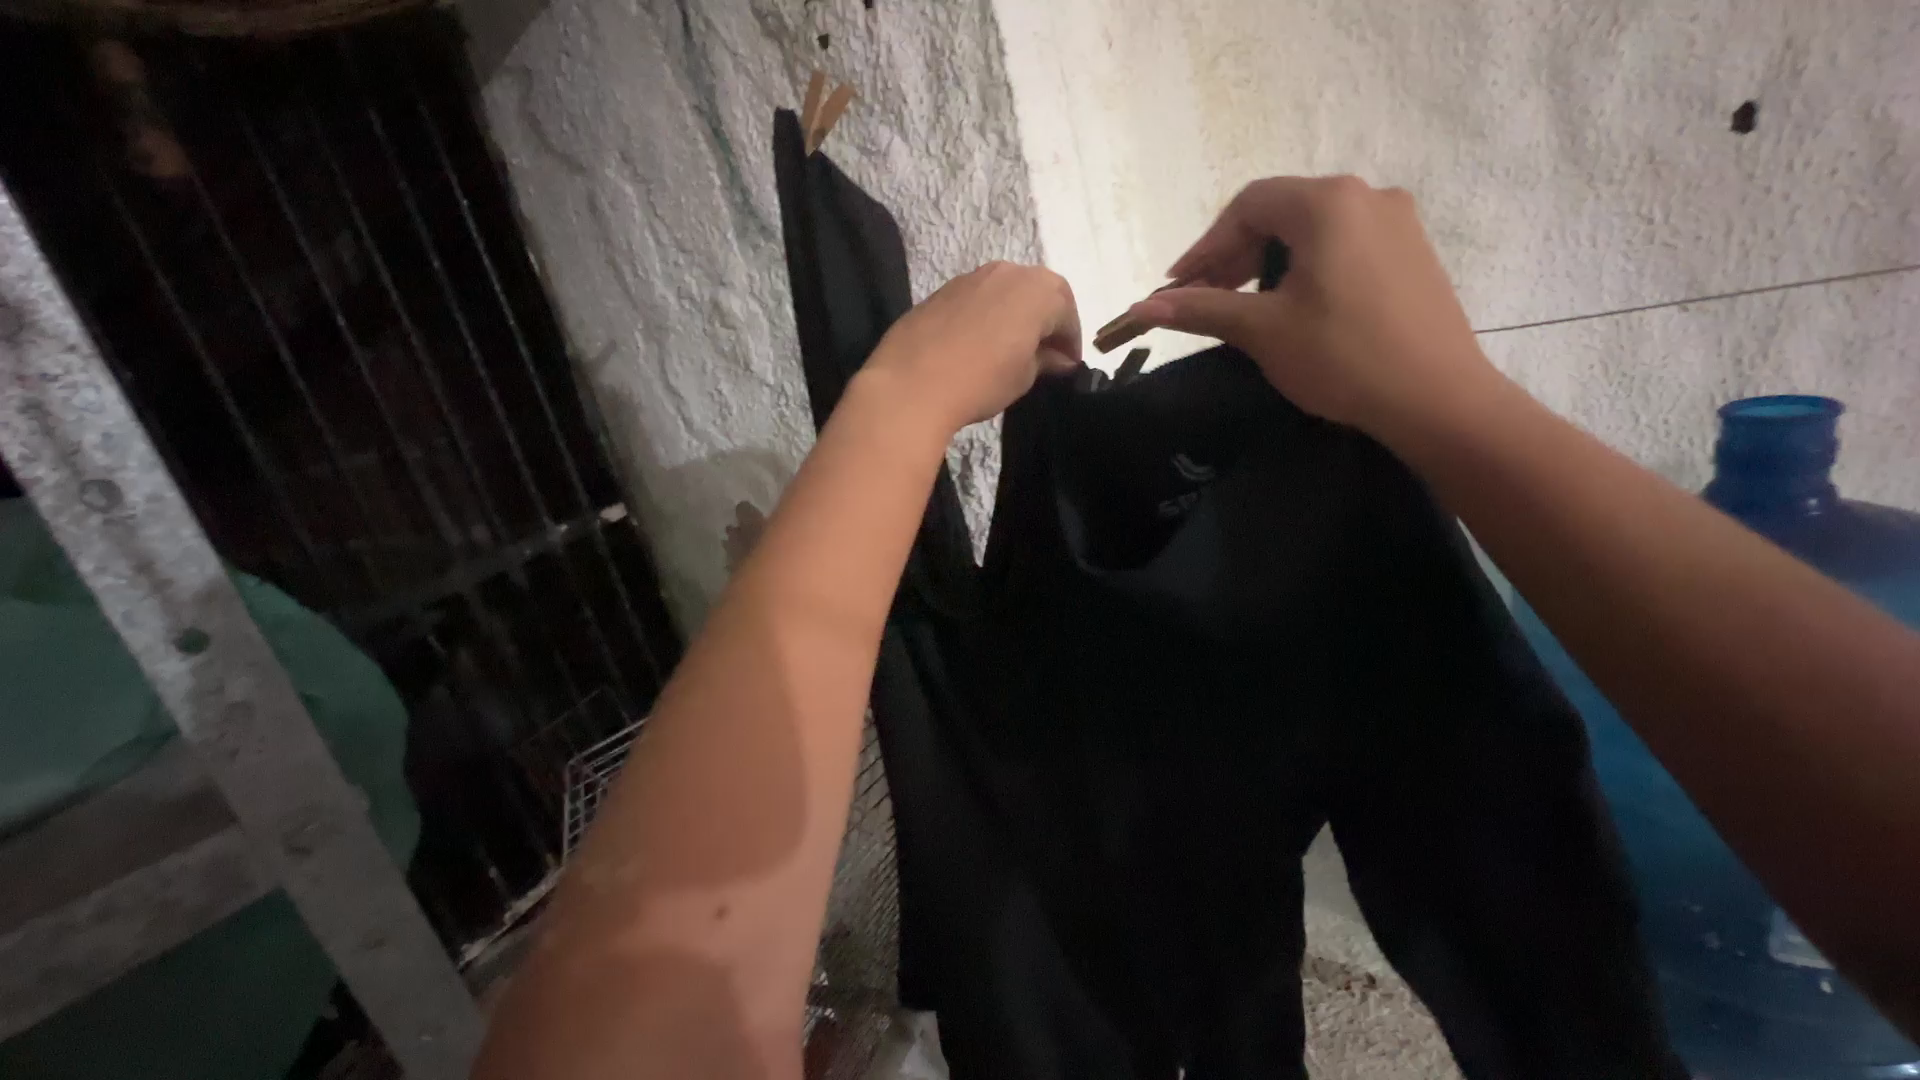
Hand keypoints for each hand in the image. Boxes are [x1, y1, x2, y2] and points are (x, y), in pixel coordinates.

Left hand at [863, 261, 1082, 434]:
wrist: (912, 383)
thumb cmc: (982, 380)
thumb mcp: (1024, 376)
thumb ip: (1045, 360)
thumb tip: (1057, 359)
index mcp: (1037, 289)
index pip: (1067, 312)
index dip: (1070, 341)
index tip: (1068, 366)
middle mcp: (1007, 272)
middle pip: (1037, 292)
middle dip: (1046, 321)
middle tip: (1045, 356)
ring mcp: (971, 277)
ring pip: (1005, 292)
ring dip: (1015, 315)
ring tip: (1011, 350)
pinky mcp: (941, 291)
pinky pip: (977, 300)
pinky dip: (986, 317)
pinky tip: (978, 345)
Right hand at [1127, 176, 1502, 439]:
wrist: (1437, 399)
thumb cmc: (1342, 357)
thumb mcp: (1262, 330)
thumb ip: (1201, 309)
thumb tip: (1140, 307)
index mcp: (1328, 203)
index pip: (1248, 205)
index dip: (1206, 246)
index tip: (1177, 287)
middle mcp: (1367, 196)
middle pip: (1281, 212)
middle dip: (1236, 254)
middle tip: (1206, 299)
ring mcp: (1398, 223)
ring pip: (1313, 230)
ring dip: (1269, 263)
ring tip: (1246, 306)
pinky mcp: (1413, 253)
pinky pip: (1344, 245)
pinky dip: (1307, 268)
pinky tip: (1296, 307)